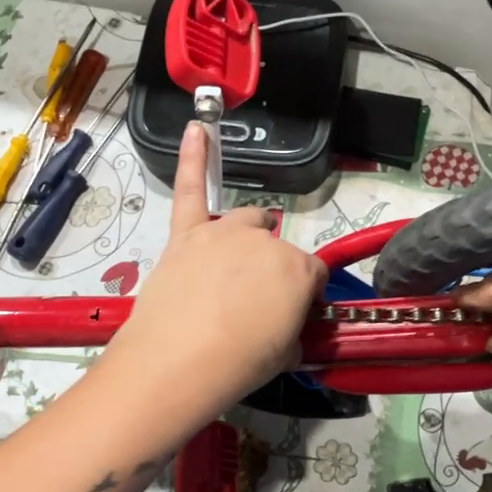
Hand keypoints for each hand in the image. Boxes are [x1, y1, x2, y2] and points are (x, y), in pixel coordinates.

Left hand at [99, 121, 326, 423]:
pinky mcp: (185, 234)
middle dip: (273, 272)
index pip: (313, 275)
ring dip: (249, 235)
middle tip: (256, 304)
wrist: (178, 363)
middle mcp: (266, 242)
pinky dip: (191, 158)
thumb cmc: (240, 364)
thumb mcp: (286, 355)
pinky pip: (190, 189)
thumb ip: (294, 332)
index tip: (292, 316)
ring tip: (238, 263)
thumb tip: (291, 330)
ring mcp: (223, 233)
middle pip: (278, 249)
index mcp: (298, 270)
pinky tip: (195, 127)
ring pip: (247, 220)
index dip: (304, 297)